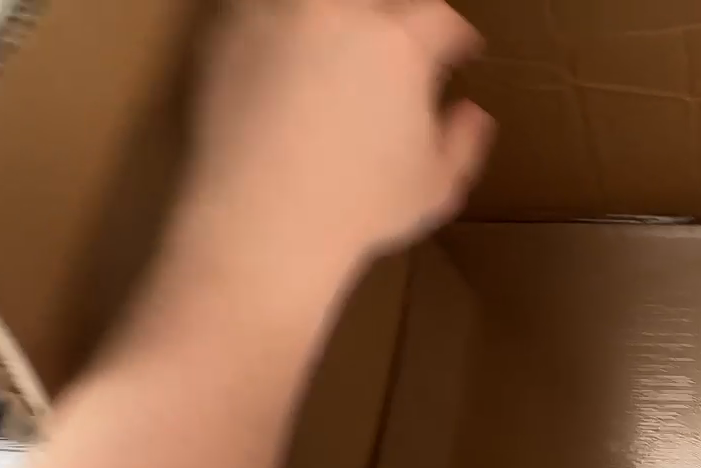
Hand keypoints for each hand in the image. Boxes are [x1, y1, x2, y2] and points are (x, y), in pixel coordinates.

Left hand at [180, 0, 494, 274]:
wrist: (269, 212)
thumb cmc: (364, 205)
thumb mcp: (438, 186)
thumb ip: (463, 142)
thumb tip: (473, 114)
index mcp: (400, 45)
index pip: (440, 18)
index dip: (457, 35)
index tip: (463, 49)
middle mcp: (339, 11)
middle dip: (399, 15)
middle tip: (405, 42)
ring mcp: (277, 11)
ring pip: (321, 3)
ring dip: (341, 19)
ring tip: (345, 48)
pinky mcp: (227, 27)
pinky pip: (267, 10)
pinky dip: (288, 26)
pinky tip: (295, 60)